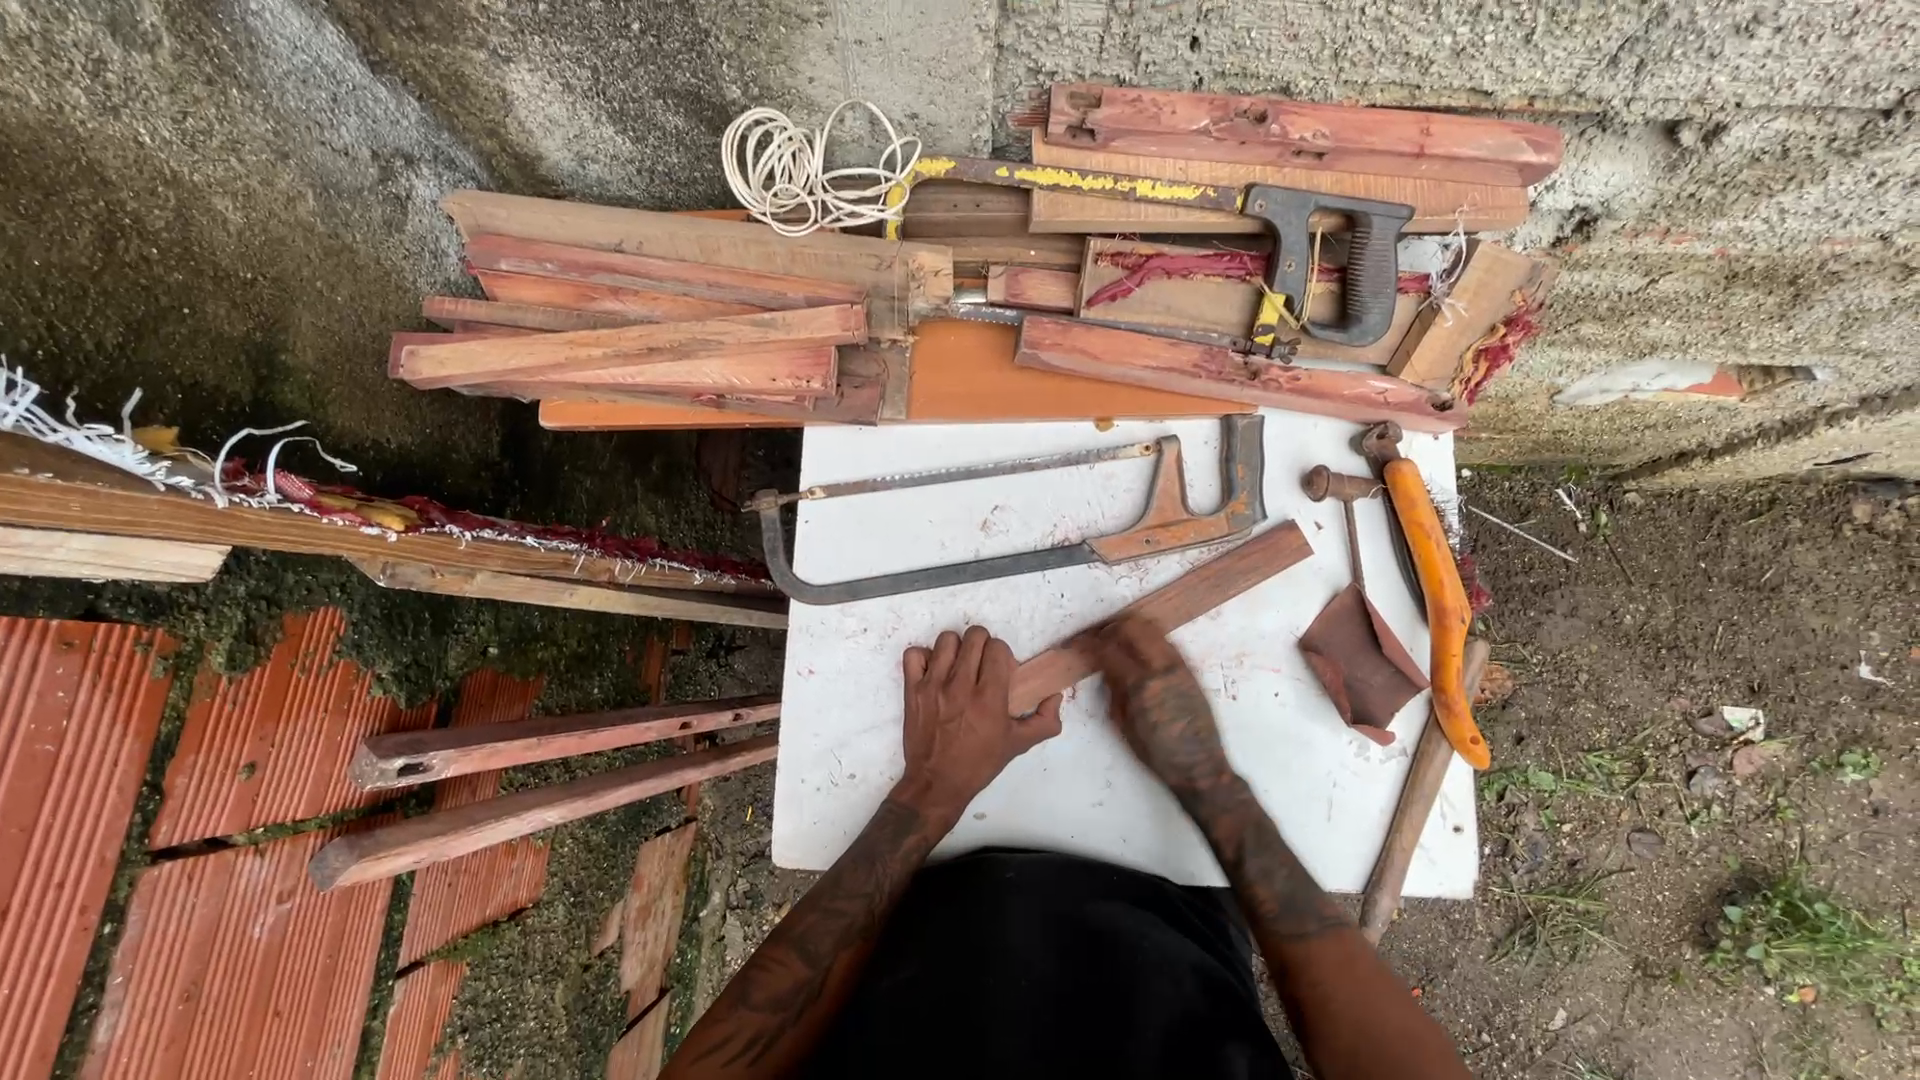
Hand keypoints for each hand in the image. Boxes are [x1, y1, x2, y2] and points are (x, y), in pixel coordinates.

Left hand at [895, 626, 1062, 821]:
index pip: (997, 648)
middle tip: (982, 664)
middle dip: (983, 645)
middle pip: (974, 636)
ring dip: (956, 648)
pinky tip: (934, 671)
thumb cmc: (979, 764)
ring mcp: (932, 686)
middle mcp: (960, 686)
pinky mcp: (911, 690)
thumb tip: (1055, 696)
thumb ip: (1044, 721)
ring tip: (958, 666)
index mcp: (988, 697)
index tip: (1001, 670)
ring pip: (946, 640)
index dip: (1002, 654)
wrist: (937, 783)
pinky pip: (914, 655)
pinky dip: (924, 658)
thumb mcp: (1018, 745)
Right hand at [1080, 614, 1233, 798]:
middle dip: (1109, 627)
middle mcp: (1161, 668)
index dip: (1086, 642)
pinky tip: (1140, 649)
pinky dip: (1149, 638)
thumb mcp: (1123, 725)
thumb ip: (1113, 690)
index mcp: (1140, 685)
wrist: (1200, 766)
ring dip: (1130, 628)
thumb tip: (1104, 667)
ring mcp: (1180, 666)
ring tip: (1117, 638)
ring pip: (1152, 628)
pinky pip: (1167, 641)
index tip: (1076, 642)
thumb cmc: (1157, 754)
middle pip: (1131, 627)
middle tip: (1096, 636)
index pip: (1107, 649)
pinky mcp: (1191, 669)